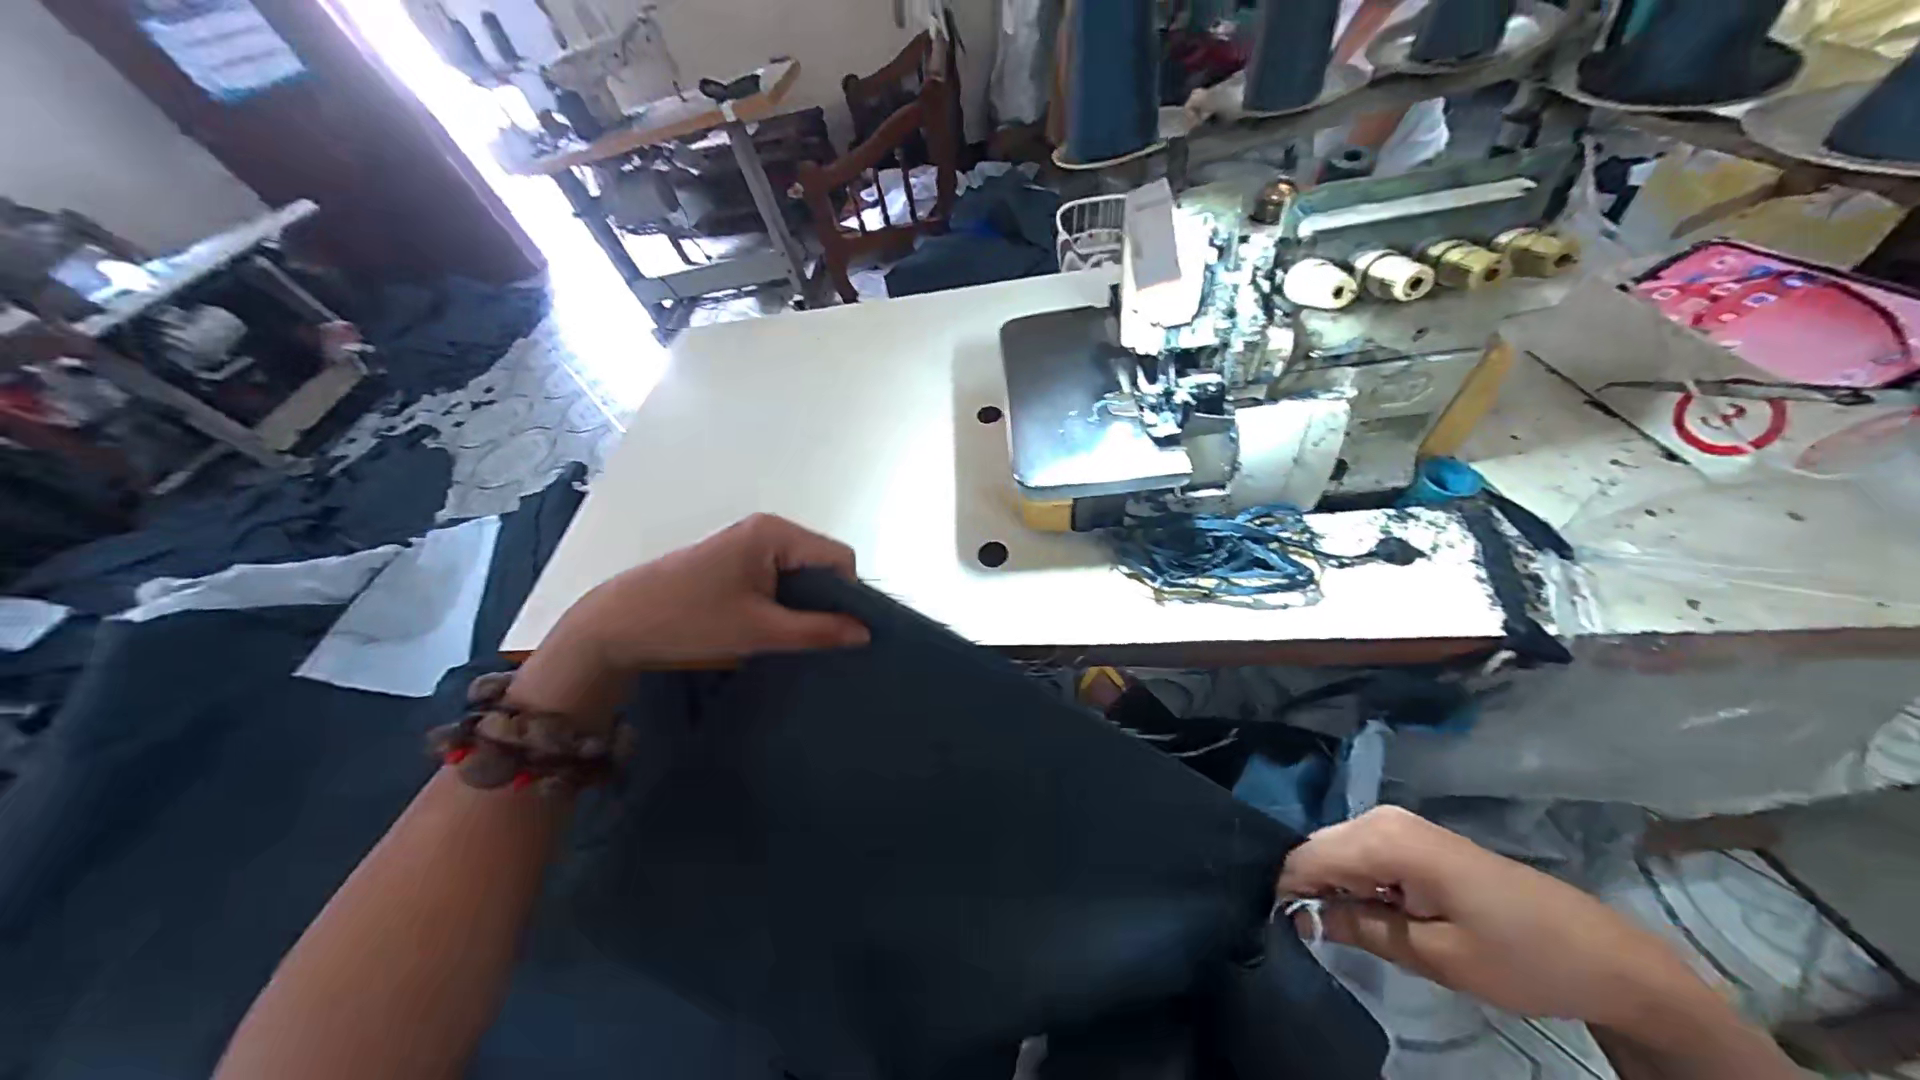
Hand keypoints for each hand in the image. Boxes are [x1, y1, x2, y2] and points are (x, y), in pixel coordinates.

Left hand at [508, 514, 869, 721]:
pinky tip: (771, 627)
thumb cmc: (689, 620)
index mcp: (776, 533)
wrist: (616, 624)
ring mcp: (750, 542)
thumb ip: (818, 631)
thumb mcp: (759, 631)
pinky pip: (779, 576)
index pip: (839, 558)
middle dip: (825, 600)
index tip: (839, 632)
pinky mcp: (736, 559)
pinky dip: (783, 601)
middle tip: (816, 639)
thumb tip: (865, 633)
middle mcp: (768, 528)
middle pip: (822, 562)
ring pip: (801, 572)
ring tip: (792, 636)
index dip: (848, 595)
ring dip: (803, 604)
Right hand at [1278, 809, 1776, 1049]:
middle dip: (1307, 889)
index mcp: (1385, 838)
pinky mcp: (1412, 839)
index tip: (1284, 931)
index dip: (1287, 893)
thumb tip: (1300, 918)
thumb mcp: (1435, 955)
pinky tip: (1368, 914)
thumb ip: (1360, 928)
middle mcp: (1383, 819)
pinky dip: (1354, 884)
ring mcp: (1398, 825)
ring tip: (1341, 930)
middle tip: (1315, 938)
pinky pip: (1360, 855)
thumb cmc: (1521, 957)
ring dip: (1331, 888)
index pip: (1305, 857)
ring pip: (1335, 852)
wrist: (1606, 956)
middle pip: (1316, 849)